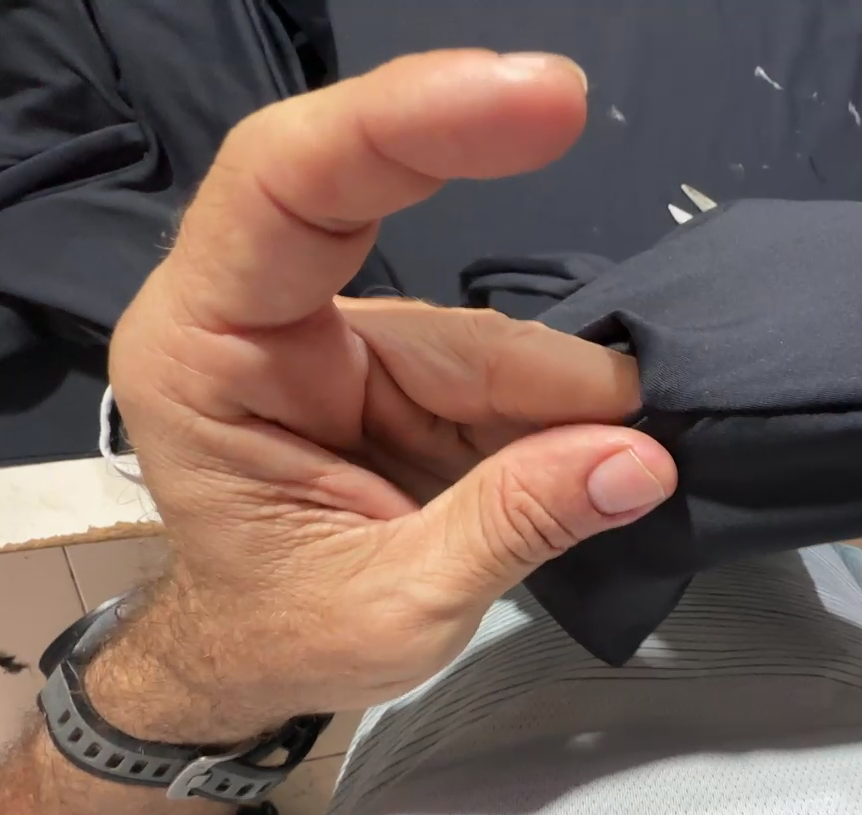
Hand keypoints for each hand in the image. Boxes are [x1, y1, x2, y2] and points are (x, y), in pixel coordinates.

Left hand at [95, 51, 676, 741]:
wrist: (267, 666)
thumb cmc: (288, 637)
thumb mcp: (396, 601)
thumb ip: (512, 524)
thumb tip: (642, 462)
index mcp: (215, 349)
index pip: (293, 185)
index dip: (413, 124)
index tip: (547, 102)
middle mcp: (287, 326)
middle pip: (453, 316)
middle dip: (560, 383)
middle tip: (646, 433)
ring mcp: (365, 356)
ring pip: (506, 359)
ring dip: (577, 417)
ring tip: (630, 469)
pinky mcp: (421, 390)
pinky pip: (520, 393)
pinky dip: (571, 428)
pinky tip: (607, 460)